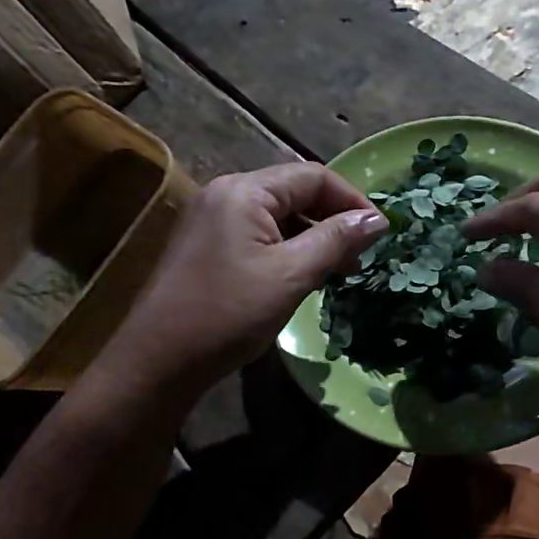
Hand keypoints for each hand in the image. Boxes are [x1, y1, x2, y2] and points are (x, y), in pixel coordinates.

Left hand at [118, 163, 387, 389]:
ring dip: (315, 237)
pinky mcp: (208, 246)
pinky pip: (261, 234)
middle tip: (362, 257)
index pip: (313, 177)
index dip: (352, 200)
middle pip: (295, 192)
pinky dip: (290, 249)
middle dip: (334, 220)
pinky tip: (305, 276)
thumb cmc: (228, 314)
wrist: (158, 361)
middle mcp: (226, 194)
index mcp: (244, 191)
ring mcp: (213, 220)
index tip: (380, 233)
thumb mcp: (291, 275)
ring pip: (279, 216)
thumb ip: (337, 240)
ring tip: (340, 271)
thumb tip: (378, 219)